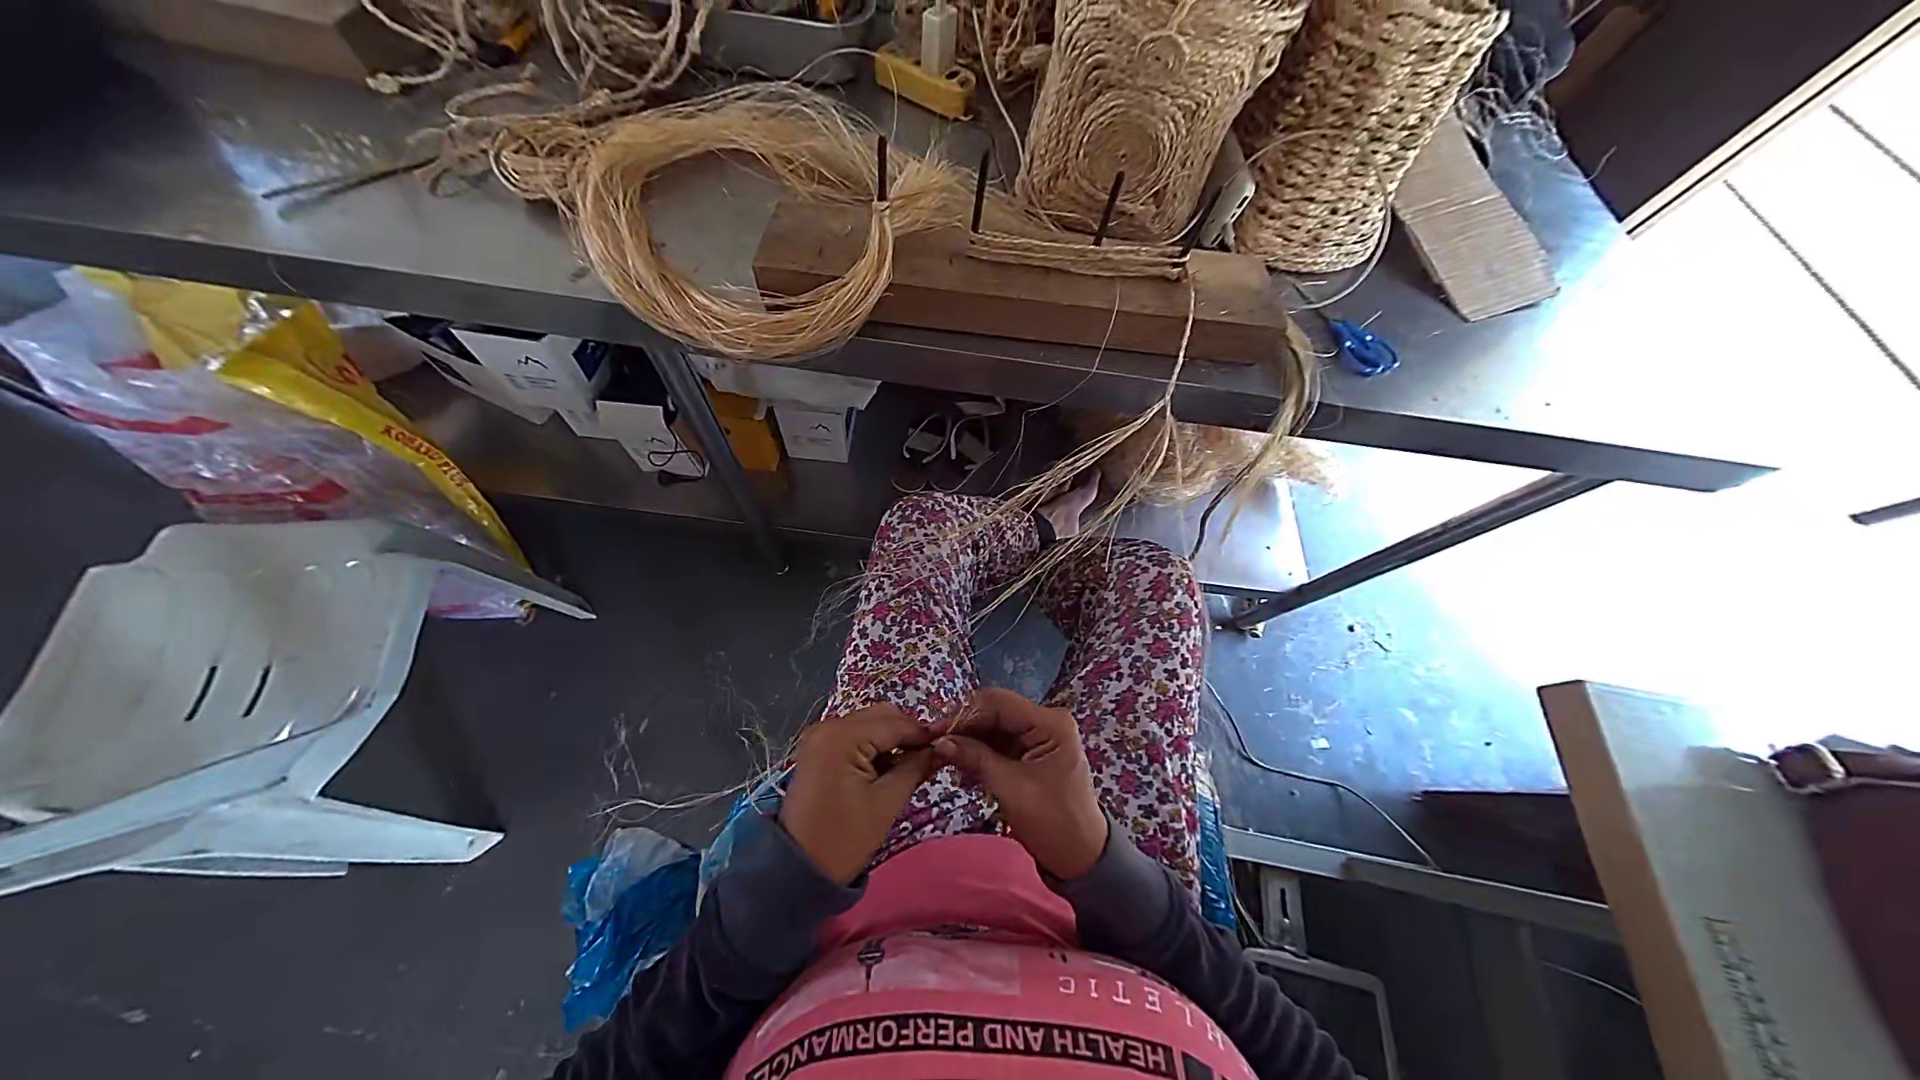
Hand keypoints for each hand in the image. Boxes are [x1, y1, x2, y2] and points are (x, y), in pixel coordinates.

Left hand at [780, 704, 937, 884]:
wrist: (799, 870)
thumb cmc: (844, 838)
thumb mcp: (886, 802)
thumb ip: (916, 768)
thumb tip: (941, 749)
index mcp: (841, 737)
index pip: (894, 723)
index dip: (924, 733)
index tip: (949, 743)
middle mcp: (827, 727)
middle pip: (880, 716)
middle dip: (907, 733)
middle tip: (929, 757)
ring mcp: (819, 737)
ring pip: (868, 724)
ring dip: (891, 739)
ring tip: (910, 766)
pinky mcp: (817, 750)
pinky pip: (854, 736)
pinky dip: (873, 746)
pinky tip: (887, 769)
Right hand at [934, 687, 1108, 879]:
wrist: (1080, 856)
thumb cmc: (1053, 822)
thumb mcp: (1012, 788)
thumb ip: (977, 758)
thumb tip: (941, 741)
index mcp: (1051, 723)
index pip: (998, 703)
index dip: (965, 714)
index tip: (935, 731)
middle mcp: (1045, 721)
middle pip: (994, 713)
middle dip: (964, 728)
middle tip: (934, 746)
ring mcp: (1037, 736)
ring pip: (992, 728)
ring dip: (968, 742)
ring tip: (943, 760)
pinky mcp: (1029, 752)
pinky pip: (997, 743)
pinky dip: (978, 754)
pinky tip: (961, 770)